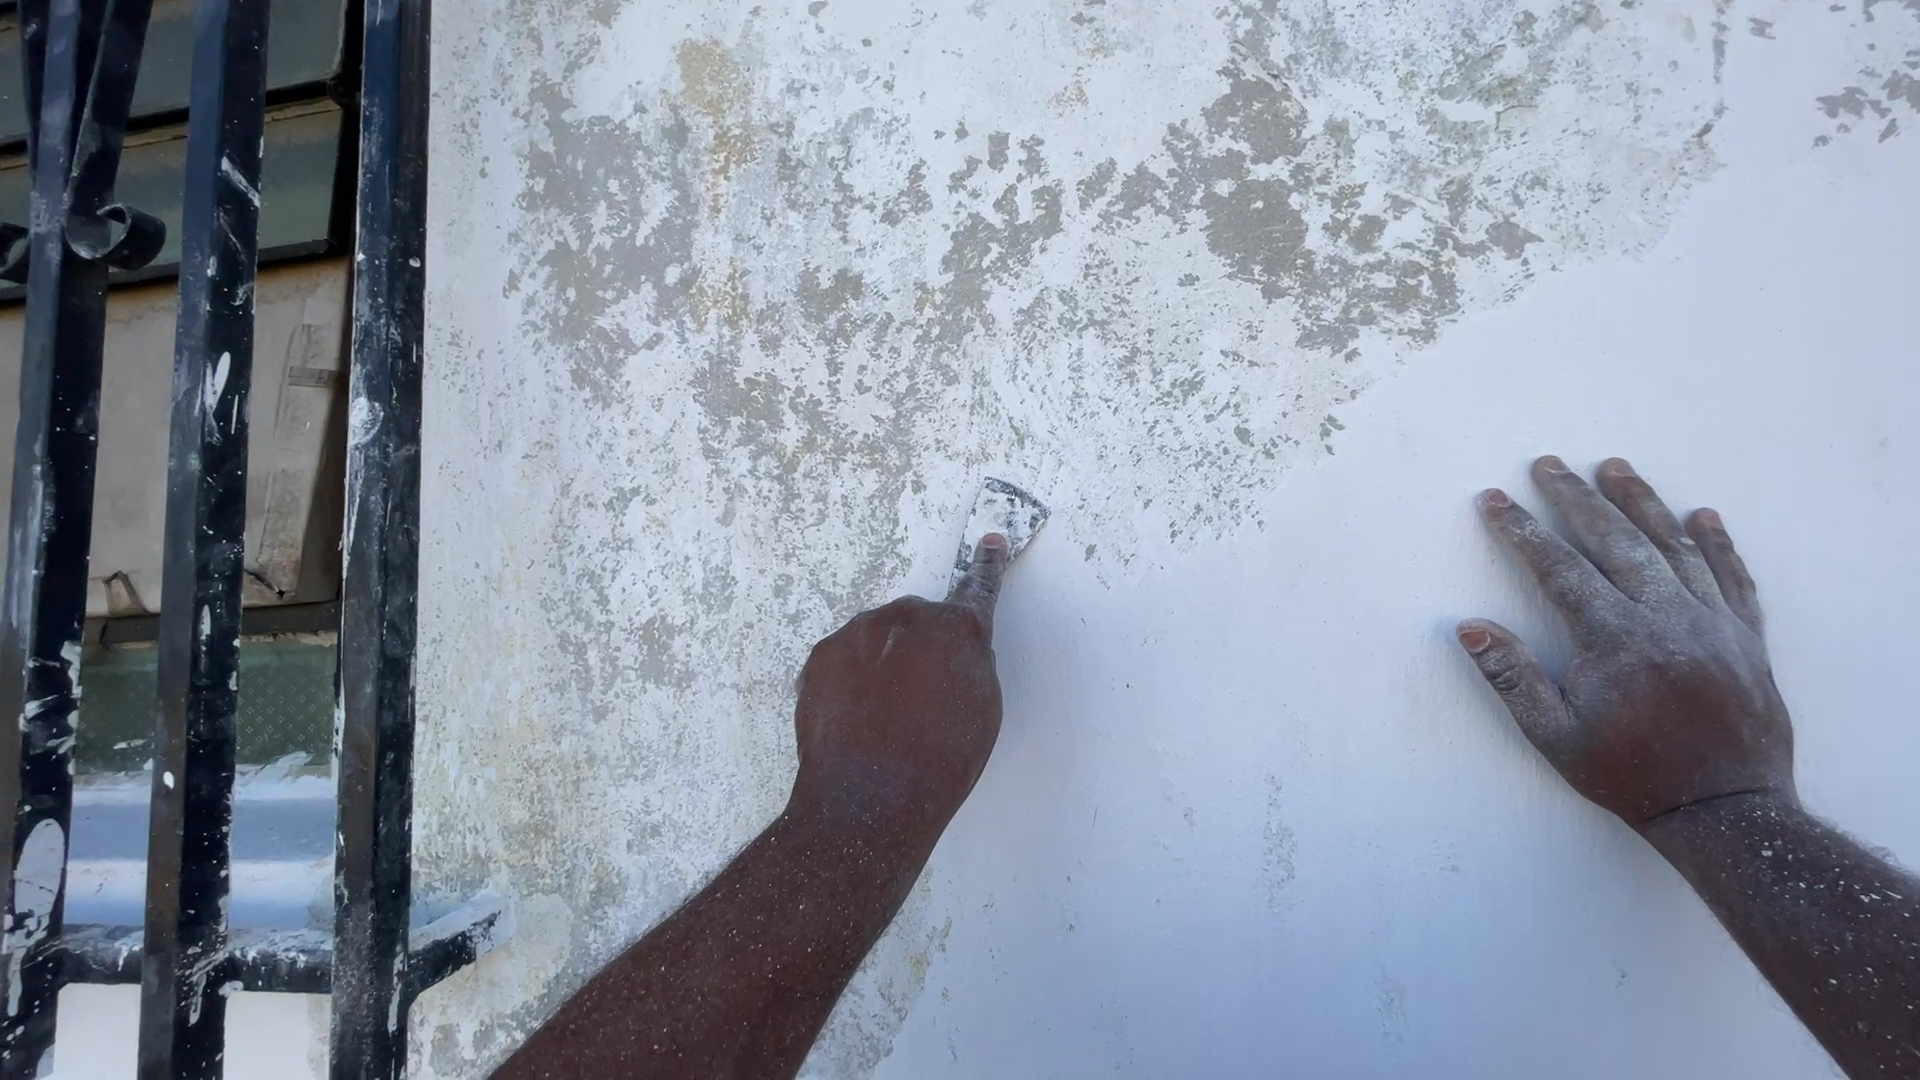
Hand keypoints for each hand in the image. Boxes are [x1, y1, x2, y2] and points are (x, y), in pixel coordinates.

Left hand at [788, 534, 1011, 835]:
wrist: (869, 800)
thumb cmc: (940, 763)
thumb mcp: (982, 711)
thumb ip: (971, 663)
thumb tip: (957, 651)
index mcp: (958, 629)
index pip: (978, 589)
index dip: (986, 567)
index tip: (990, 543)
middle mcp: (909, 617)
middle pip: (918, 621)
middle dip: (920, 648)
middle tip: (918, 699)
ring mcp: (860, 631)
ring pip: (879, 636)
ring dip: (883, 662)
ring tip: (881, 716)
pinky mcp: (822, 652)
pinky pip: (845, 655)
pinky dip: (850, 677)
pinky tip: (855, 716)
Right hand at [1457, 457, 1795, 828]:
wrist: (1726, 811)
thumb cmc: (1627, 772)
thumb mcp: (1551, 734)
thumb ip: (1511, 676)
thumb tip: (1470, 626)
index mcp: (1617, 641)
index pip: (1560, 569)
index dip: (1522, 531)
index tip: (1495, 500)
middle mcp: (1669, 621)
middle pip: (1617, 543)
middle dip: (1577, 499)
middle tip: (1549, 464)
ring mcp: (1714, 626)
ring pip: (1676, 548)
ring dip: (1641, 503)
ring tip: (1614, 468)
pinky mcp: (1747, 640)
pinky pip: (1734, 579)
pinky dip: (1719, 544)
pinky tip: (1702, 516)